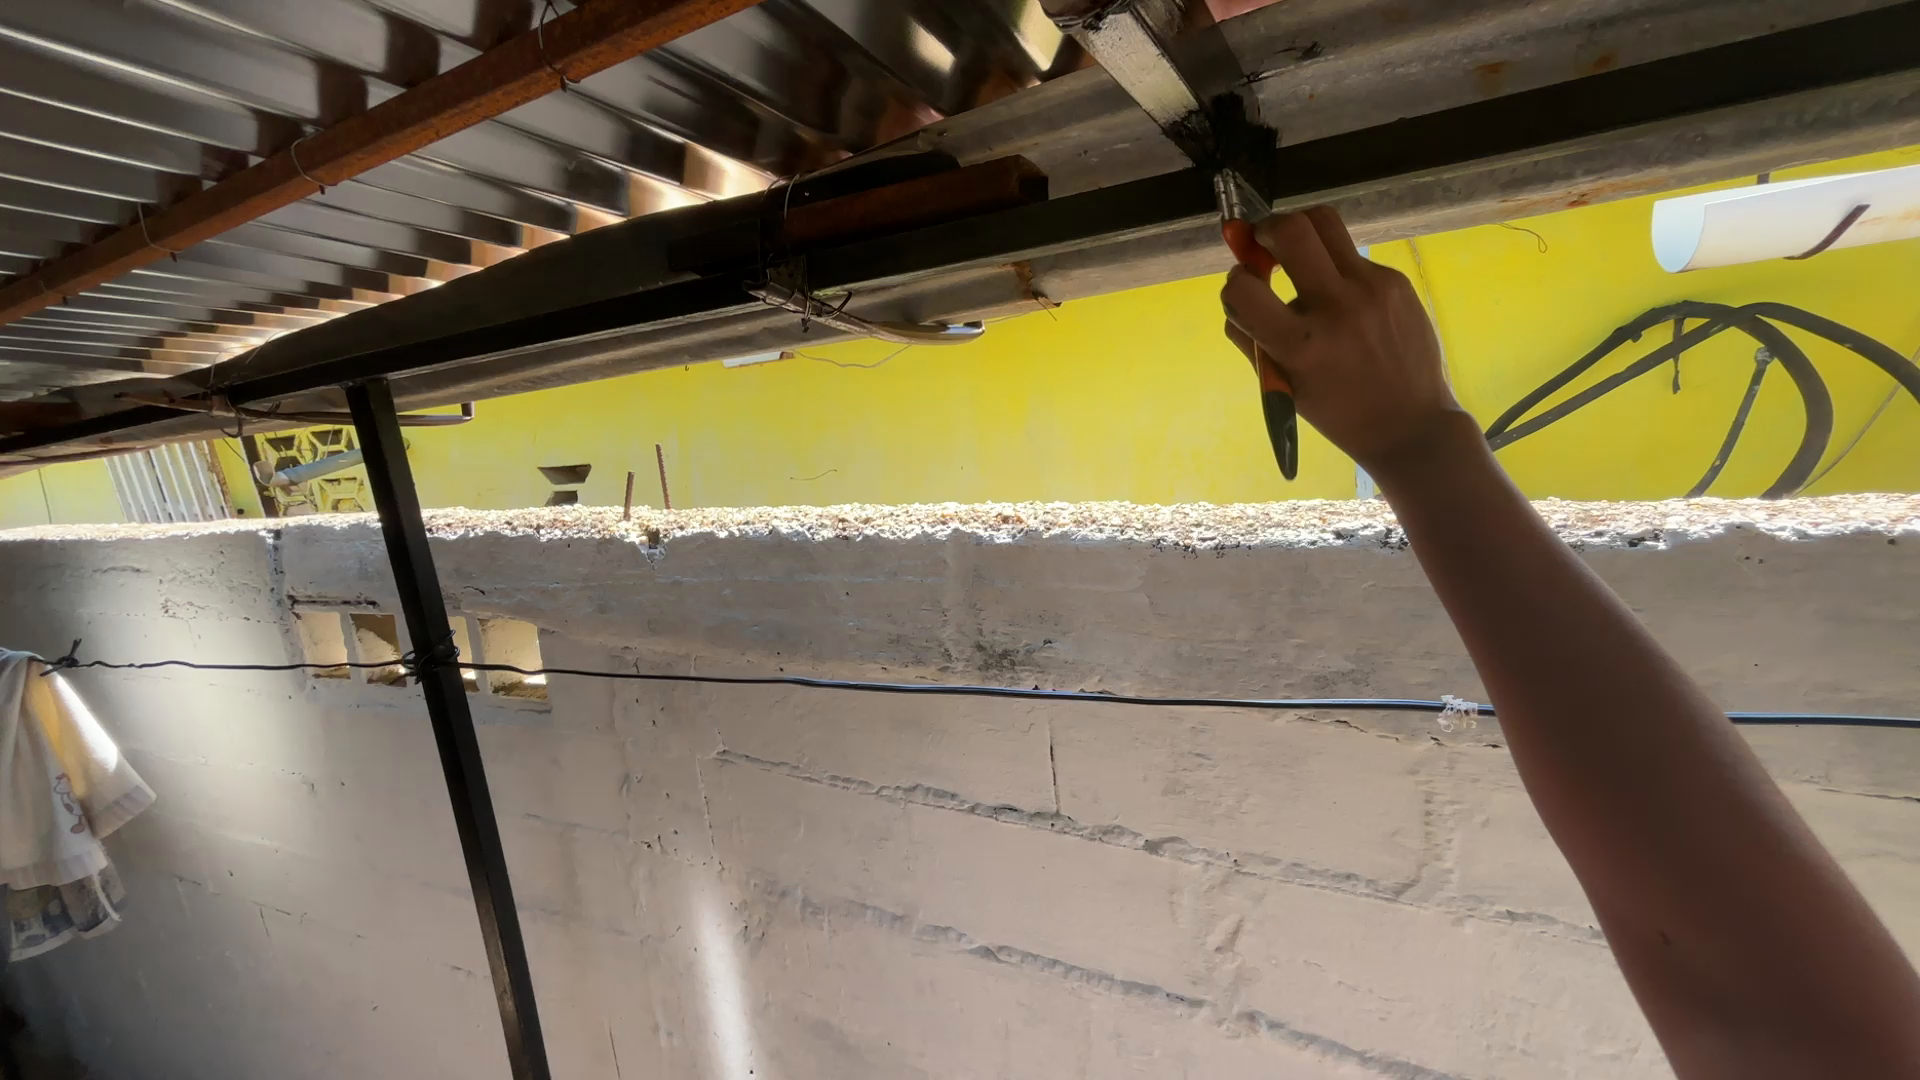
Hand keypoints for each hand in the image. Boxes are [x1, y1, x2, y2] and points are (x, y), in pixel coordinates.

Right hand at [1220, 206, 1470, 476]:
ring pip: (1325, 223)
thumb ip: (1250, 338)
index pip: (1242, 289)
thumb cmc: (1334, 411)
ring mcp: (1371, 287)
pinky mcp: (1394, 279)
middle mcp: (1336, 307)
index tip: (1242, 289)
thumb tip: (1236, 292)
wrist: (1409, 421)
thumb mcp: (1281, 385)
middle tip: (1261, 243)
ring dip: (1298, 229)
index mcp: (1300, 345)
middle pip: (1292, 229)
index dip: (1233, 284)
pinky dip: (1331, 266)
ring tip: (1293, 251)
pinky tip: (1339, 297)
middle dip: (1265, 228)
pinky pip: (1349, 255)